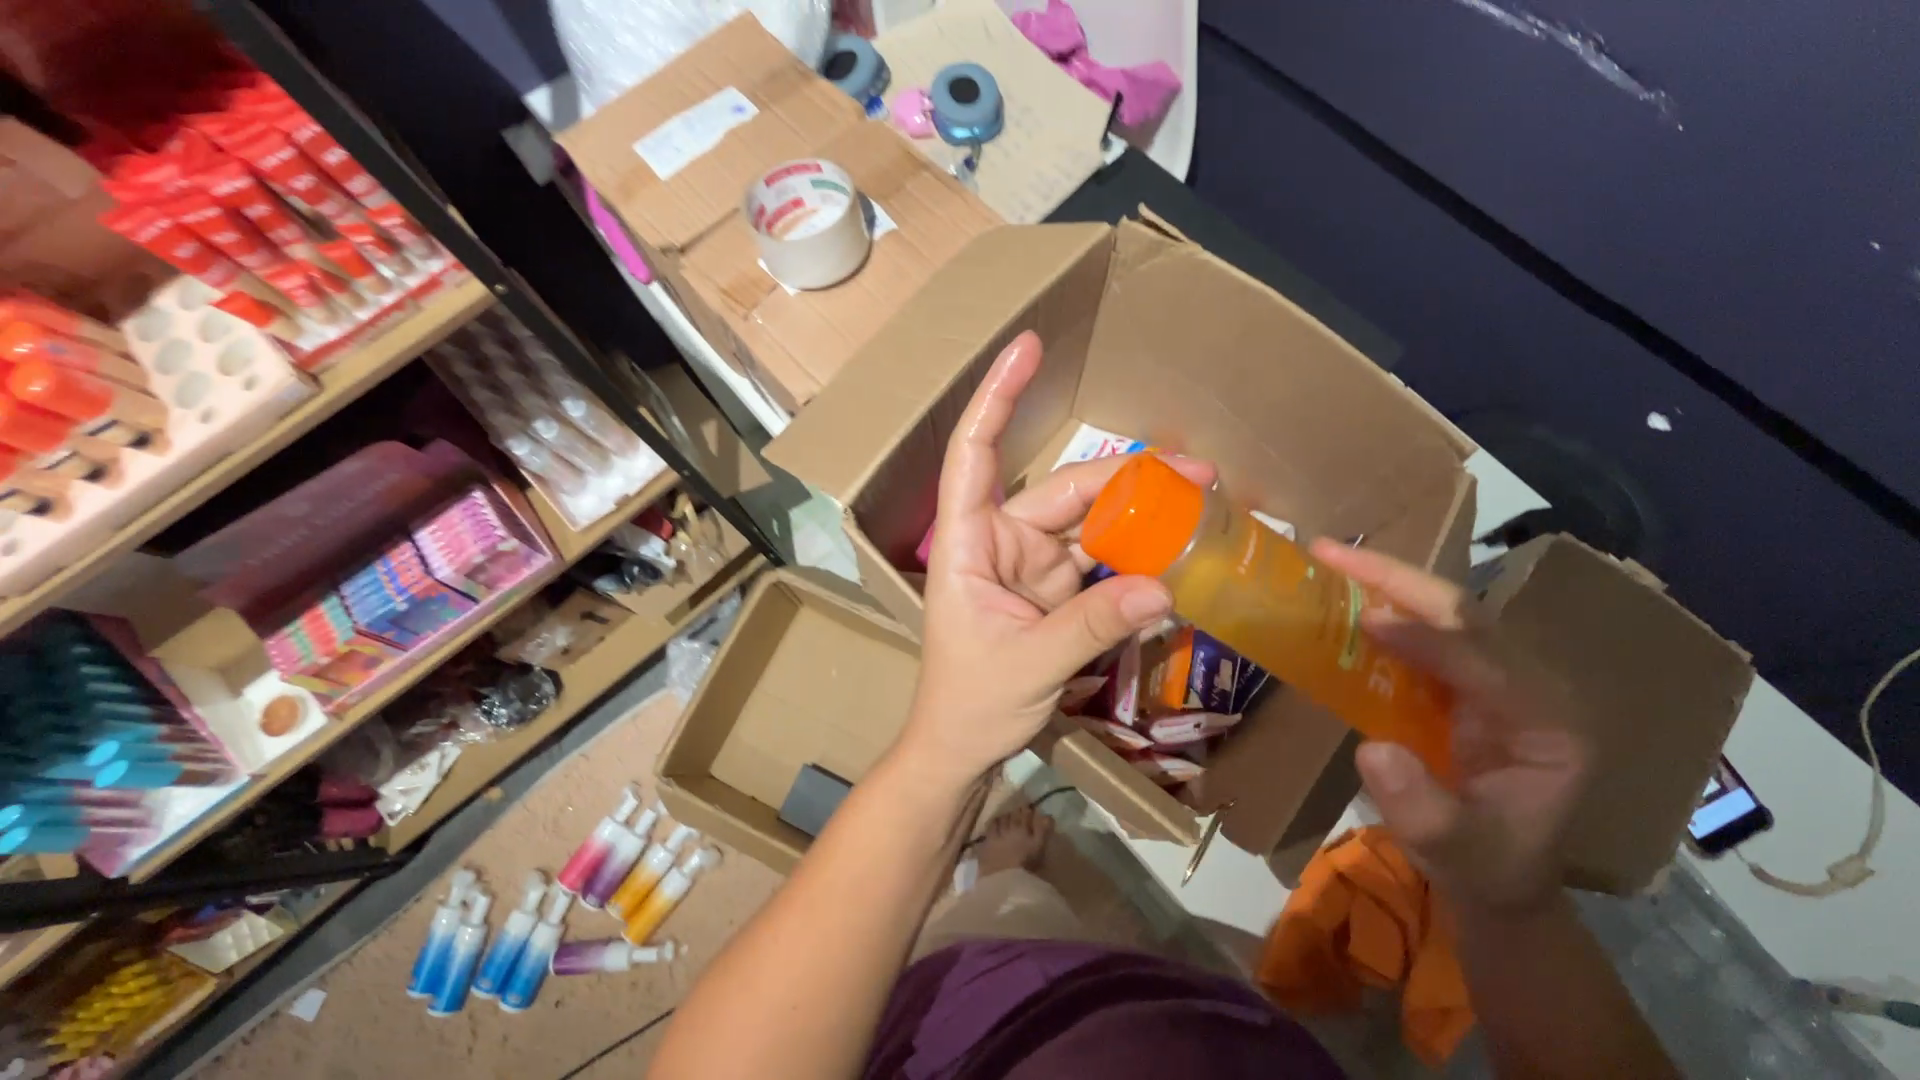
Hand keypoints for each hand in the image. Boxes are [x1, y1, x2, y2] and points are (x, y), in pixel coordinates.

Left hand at [900, 332, 1216, 782]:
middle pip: (1067, 491)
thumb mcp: (1029, 663)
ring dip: (1144, 514)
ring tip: (1203, 503)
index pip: (976, 453)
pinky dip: (1141, 557)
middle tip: (1197, 472)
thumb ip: (1094, 625)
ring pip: (1094, 523)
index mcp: (970, 541)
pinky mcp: (1060, 592)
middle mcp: (1002, 540)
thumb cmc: (970, 702)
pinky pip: (1106, 562)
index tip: (1028, 346)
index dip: (998, 397)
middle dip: (1128, 478)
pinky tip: (1181, 550)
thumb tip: (1167, 586)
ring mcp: (1035, 565)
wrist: (963, 748)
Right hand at [1311, 539, 1588, 914]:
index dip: (1428, 639)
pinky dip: (1384, 607)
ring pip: (1445, 613)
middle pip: (1466, 616)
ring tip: (1329, 558)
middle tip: (1330, 552)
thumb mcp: (1457, 852)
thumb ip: (1421, 808)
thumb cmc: (1487, 867)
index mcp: (1549, 725)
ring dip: (1387, 583)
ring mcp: (1498, 680)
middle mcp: (1531, 688)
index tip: (1368, 619)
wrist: (1499, 878)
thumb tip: (1373, 749)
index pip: (1487, 664)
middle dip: (1399, 580)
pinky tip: (1344, 594)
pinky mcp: (1466, 683)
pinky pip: (1427, 633)